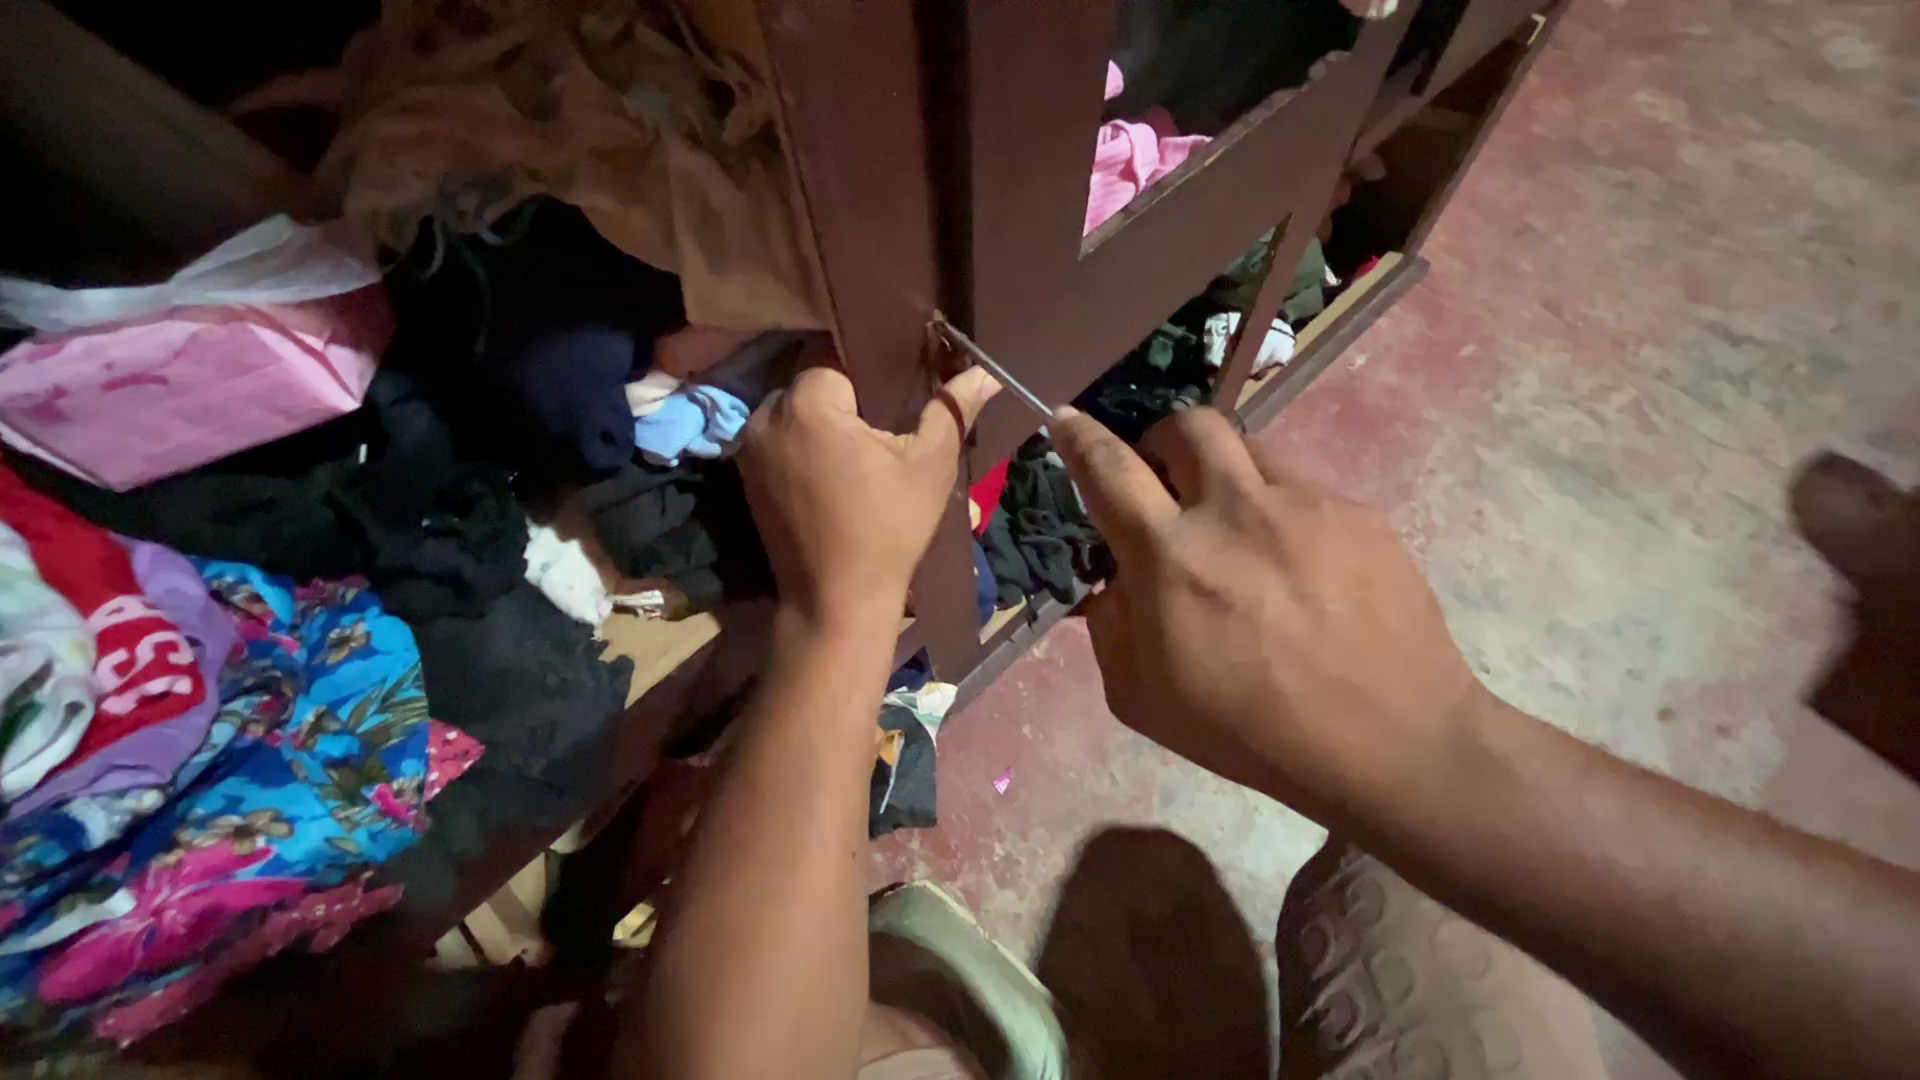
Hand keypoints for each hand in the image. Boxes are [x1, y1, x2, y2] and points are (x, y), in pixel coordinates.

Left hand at [737, 355, 998, 628]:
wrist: (837, 601)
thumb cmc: (888, 530)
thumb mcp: (931, 466)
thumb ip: (953, 409)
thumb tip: (987, 372)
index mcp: (809, 404)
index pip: (835, 357)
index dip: (866, 374)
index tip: (892, 397)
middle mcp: (766, 417)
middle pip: (810, 384)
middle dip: (843, 399)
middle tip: (879, 428)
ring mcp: (749, 450)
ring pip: (792, 412)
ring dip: (819, 423)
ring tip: (856, 453)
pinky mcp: (744, 479)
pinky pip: (778, 441)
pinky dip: (801, 448)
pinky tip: (831, 474)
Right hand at [1050, 405, 1484, 809]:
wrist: (1389, 743)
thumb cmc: (1249, 732)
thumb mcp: (1140, 699)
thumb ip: (1110, 626)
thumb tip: (1113, 578)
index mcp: (1171, 558)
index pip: (1109, 470)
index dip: (1079, 438)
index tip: (1066, 419)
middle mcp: (1234, 510)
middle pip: (1187, 425)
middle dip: (1161, 441)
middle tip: (1164, 480)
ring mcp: (1305, 504)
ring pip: (1249, 443)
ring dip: (1223, 470)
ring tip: (1235, 520)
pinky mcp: (1359, 513)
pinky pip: (1304, 484)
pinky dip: (1280, 507)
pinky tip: (1296, 560)